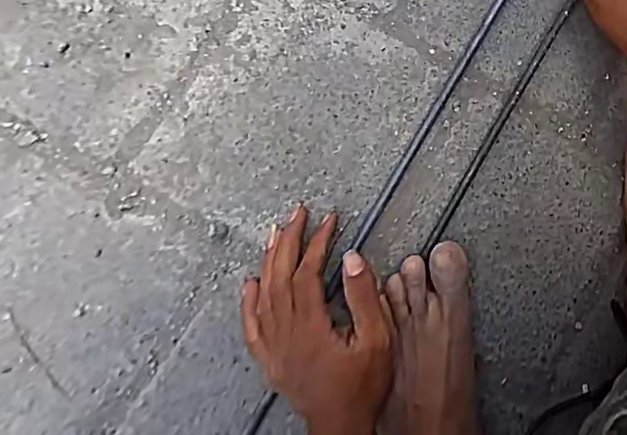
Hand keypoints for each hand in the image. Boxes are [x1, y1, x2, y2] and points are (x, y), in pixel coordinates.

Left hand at [241, 207, 393, 434]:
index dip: (317, 243)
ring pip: (264, 298)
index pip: (307, 274)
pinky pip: (253, 327)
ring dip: (269, 261)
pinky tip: (251, 284)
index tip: (329, 220)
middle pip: (279, 279)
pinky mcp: (272, 361)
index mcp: (311, 330)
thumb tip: (352, 258)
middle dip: (289, 241)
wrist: (342, 427)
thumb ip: (364, 296)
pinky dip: (249, 302)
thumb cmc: (364, 385)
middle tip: (297, 214)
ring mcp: (275, 351)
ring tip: (275, 234)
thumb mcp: (377, 337)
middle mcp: (286, 339)